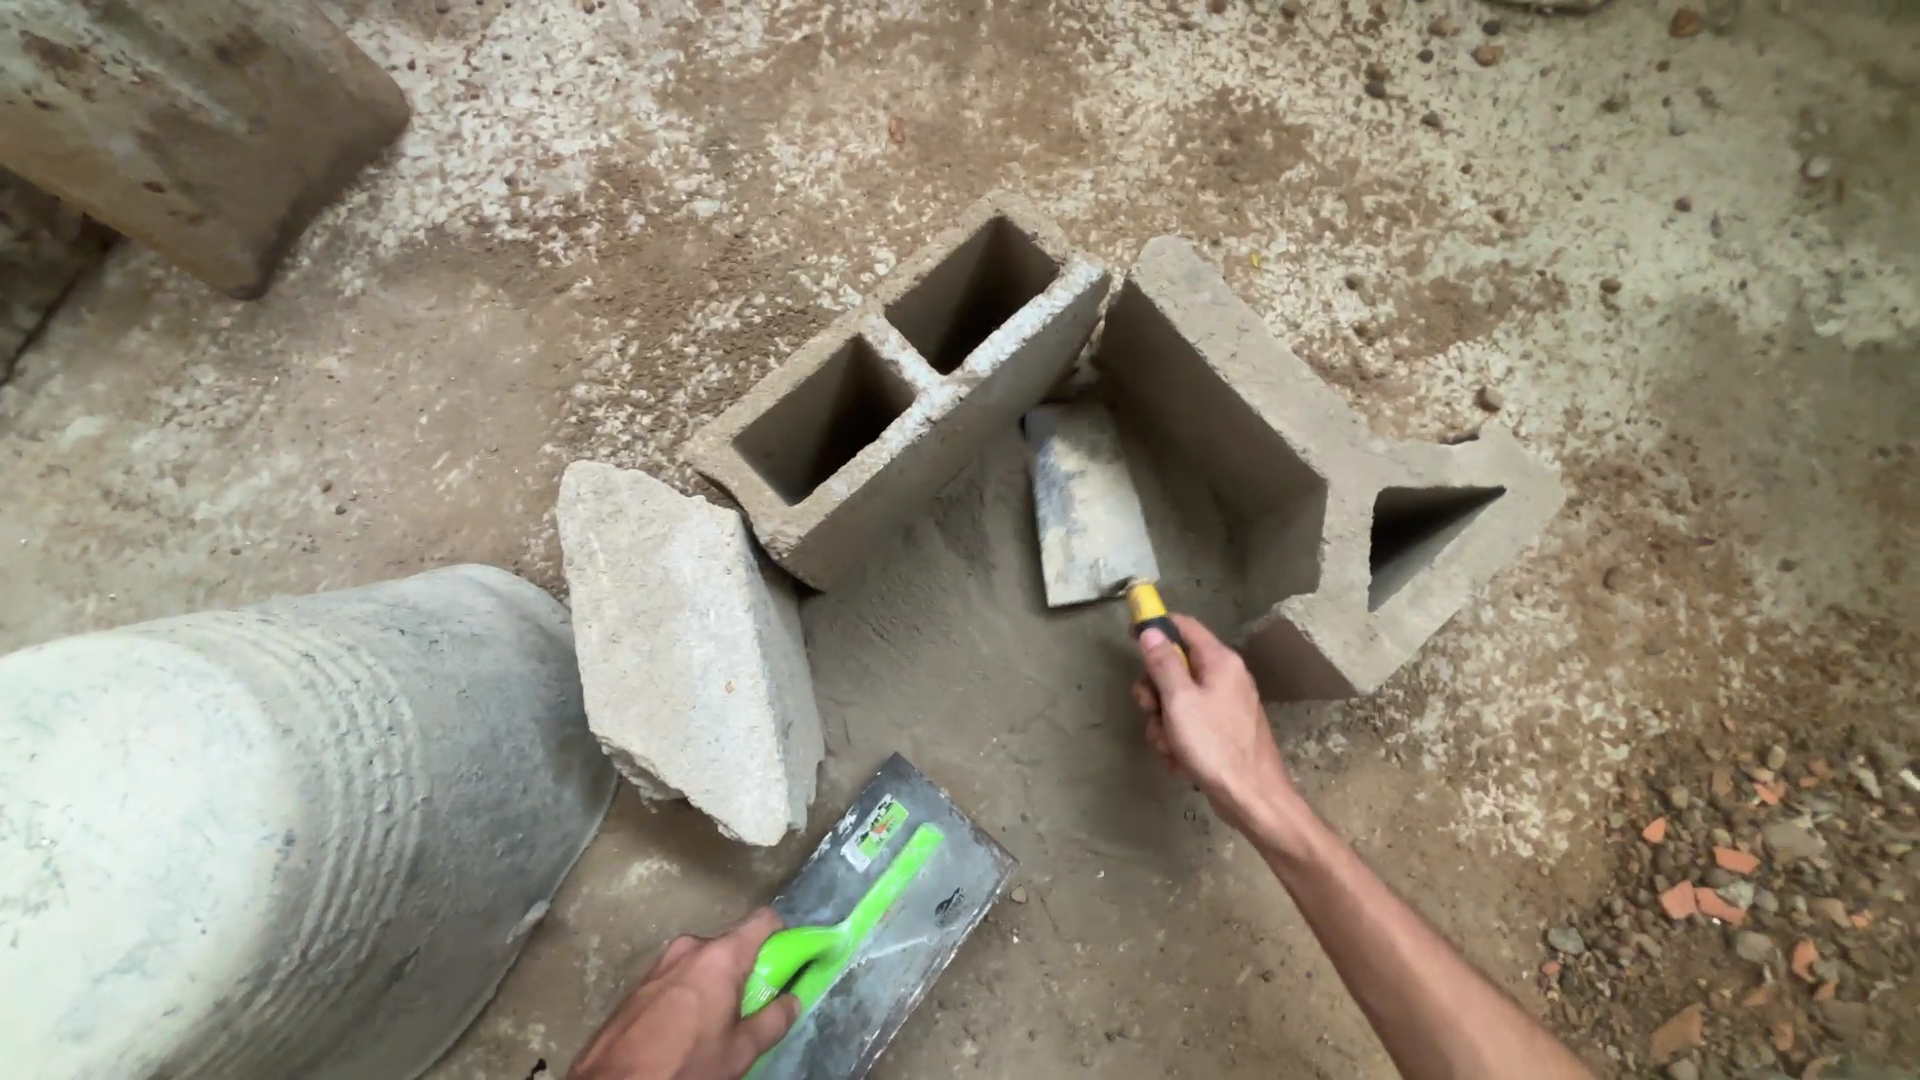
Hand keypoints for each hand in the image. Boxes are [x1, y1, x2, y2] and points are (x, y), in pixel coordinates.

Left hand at [569, 909, 798, 1079]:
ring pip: (702, 963)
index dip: (782, 936)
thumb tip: (793, 1000)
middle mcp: (690, 948)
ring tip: (711, 1028)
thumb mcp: (738, 1053)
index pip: (764, 920)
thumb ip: (773, 1021)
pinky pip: (676, 979)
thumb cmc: (682, 1070)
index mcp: (720, 955)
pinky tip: (680, 1035)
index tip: (787, 965)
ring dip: (715, 984)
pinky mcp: (637, 987)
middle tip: (748, 1009)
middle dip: (746, 970)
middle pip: (732, 945)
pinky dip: (688, 996)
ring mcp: (659, 965)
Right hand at [1132, 614, 1299, 838]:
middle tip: (1148, 709)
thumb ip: (1162, 663)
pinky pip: (1189, 723)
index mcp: (1220, 661)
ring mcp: (1225, 706)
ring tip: (1167, 745)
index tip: (1129, 636)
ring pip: (1177, 700)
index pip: (1184, 626)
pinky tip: (1179, 759)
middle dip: (1154, 691)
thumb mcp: (1179, 701)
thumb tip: (1150, 631)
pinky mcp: (1222, 731)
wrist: (1252, 798)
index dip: (1155, 627)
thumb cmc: (1214, 744)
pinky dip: (1178, 739)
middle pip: (1175, 667)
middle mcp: (1225, 677)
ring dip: (1163, 722)